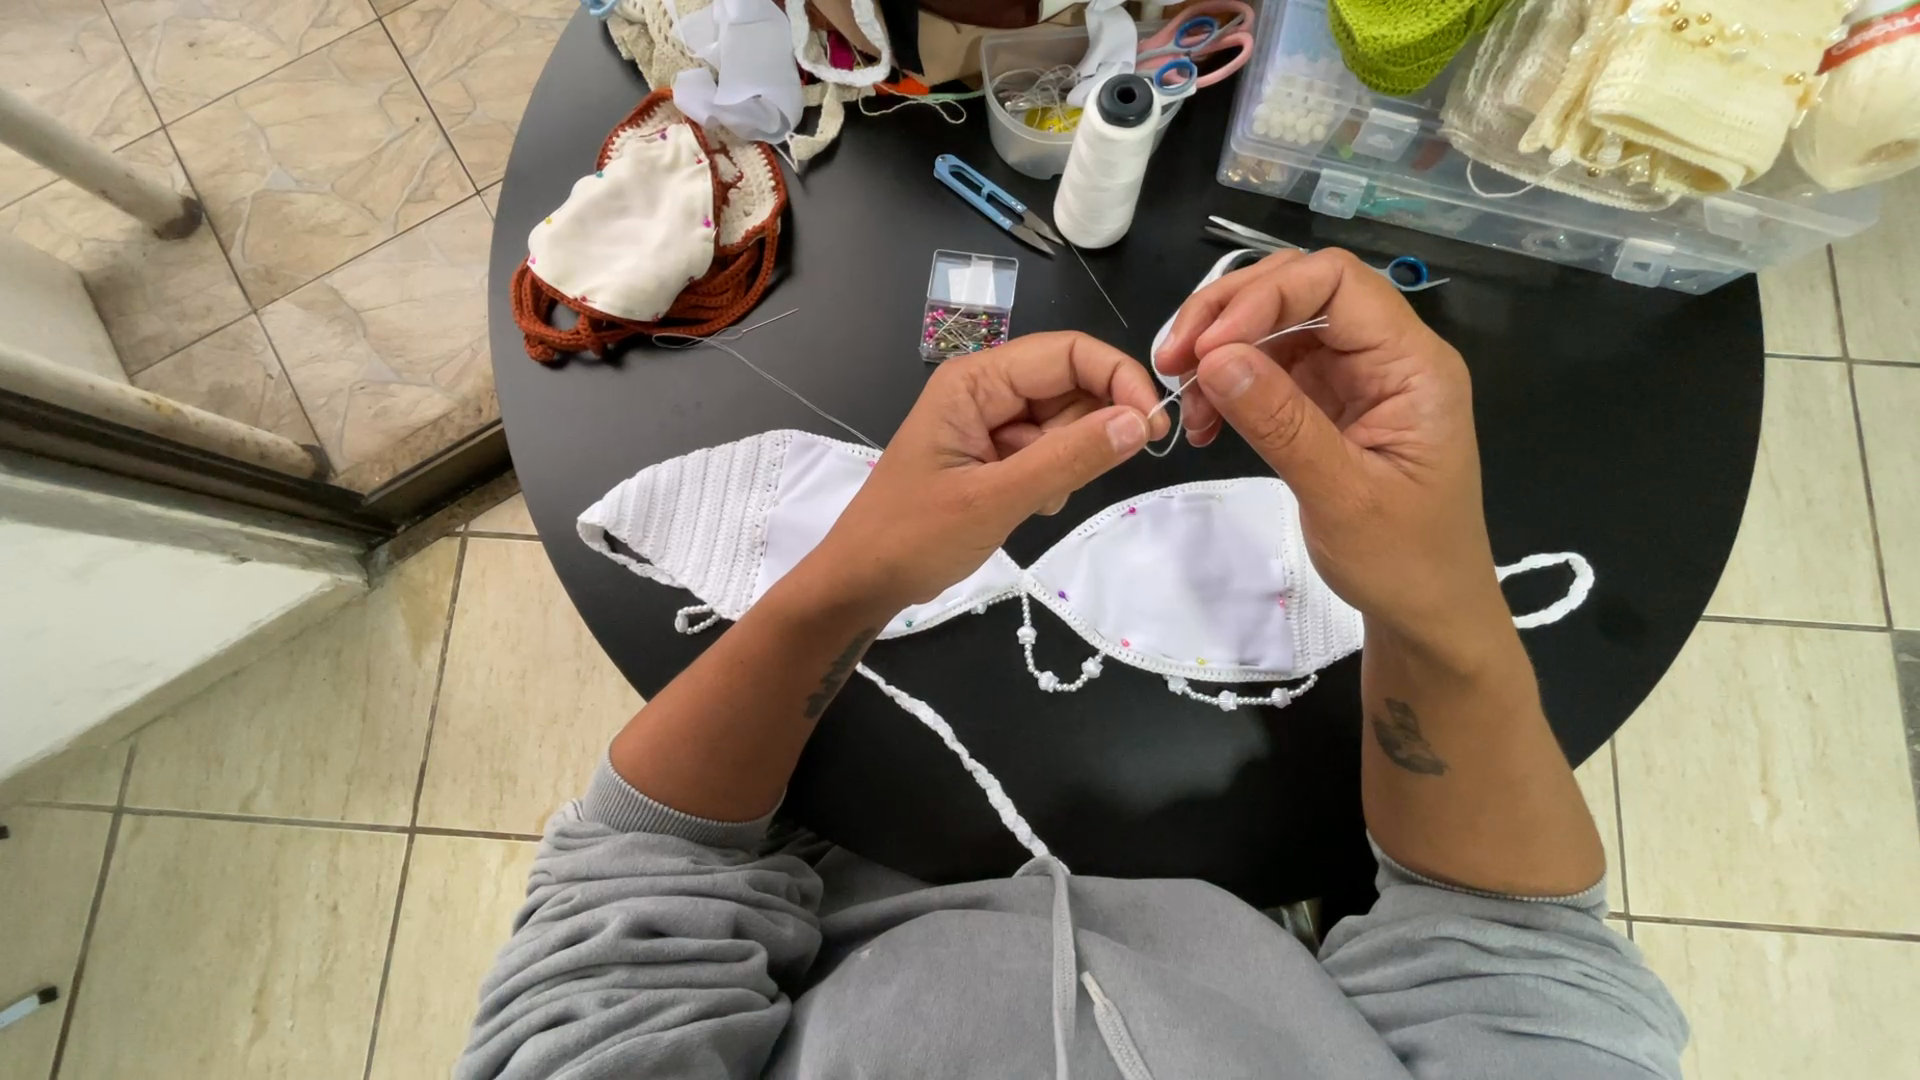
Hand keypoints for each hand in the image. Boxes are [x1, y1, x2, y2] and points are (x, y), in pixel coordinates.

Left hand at [804, 331, 1169, 611]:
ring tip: (1032, 500)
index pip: (1067, 352)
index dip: (1118, 379)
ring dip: (1068, 461)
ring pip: (1065, 424)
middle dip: (1090, 430)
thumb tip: (1140, 422)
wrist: (864, 580)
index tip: (1152, 427)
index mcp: (976, 381)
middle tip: (1078, 478)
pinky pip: (1048, 453)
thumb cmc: (914, 536)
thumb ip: (1069, 459)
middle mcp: (986, 391)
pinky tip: (1025, 507)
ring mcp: (990, 425)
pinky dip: (1053, 479)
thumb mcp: (995, 498)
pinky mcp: (994, 458)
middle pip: (1071, 385)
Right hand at [1154, 248, 1504, 657]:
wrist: (1424, 610)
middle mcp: (1384, 356)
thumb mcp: (1340, 494)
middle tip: (1171, 360)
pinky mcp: (1327, 405)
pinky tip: (1205, 424)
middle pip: (1301, 292)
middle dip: (1228, 315)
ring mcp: (1354, 379)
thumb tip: (1213, 358)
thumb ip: (1279, 422)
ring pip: (1276, 329)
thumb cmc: (1401, 559)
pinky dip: (1229, 387)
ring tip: (1184, 403)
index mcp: (1411, 365)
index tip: (1203, 350)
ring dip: (1220, 354)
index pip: (1337, 283)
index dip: (1263, 299)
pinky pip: (1269, 372)